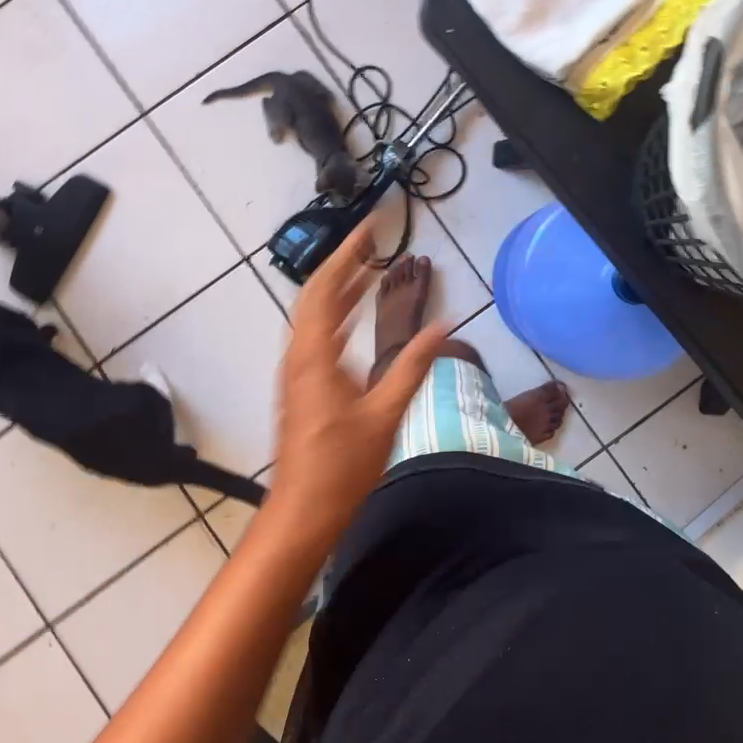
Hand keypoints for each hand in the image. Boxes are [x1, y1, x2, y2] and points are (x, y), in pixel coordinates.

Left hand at [263, 222, 445, 547]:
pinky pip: (317, 339)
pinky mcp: (302, 390)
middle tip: (372, 242)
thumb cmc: (343, 467)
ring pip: (314, 318)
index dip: (346, 255)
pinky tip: (355, 321)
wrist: (302, 513)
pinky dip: (337, 320)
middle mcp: (299, 357)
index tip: (369, 229)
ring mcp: (297, 374)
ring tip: (370, 270)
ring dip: (340, 292)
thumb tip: (444, 326)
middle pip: (315, 297)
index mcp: (315, 356)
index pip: (325, 288)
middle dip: (342, 266)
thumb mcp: (386, 414)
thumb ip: (414, 366)